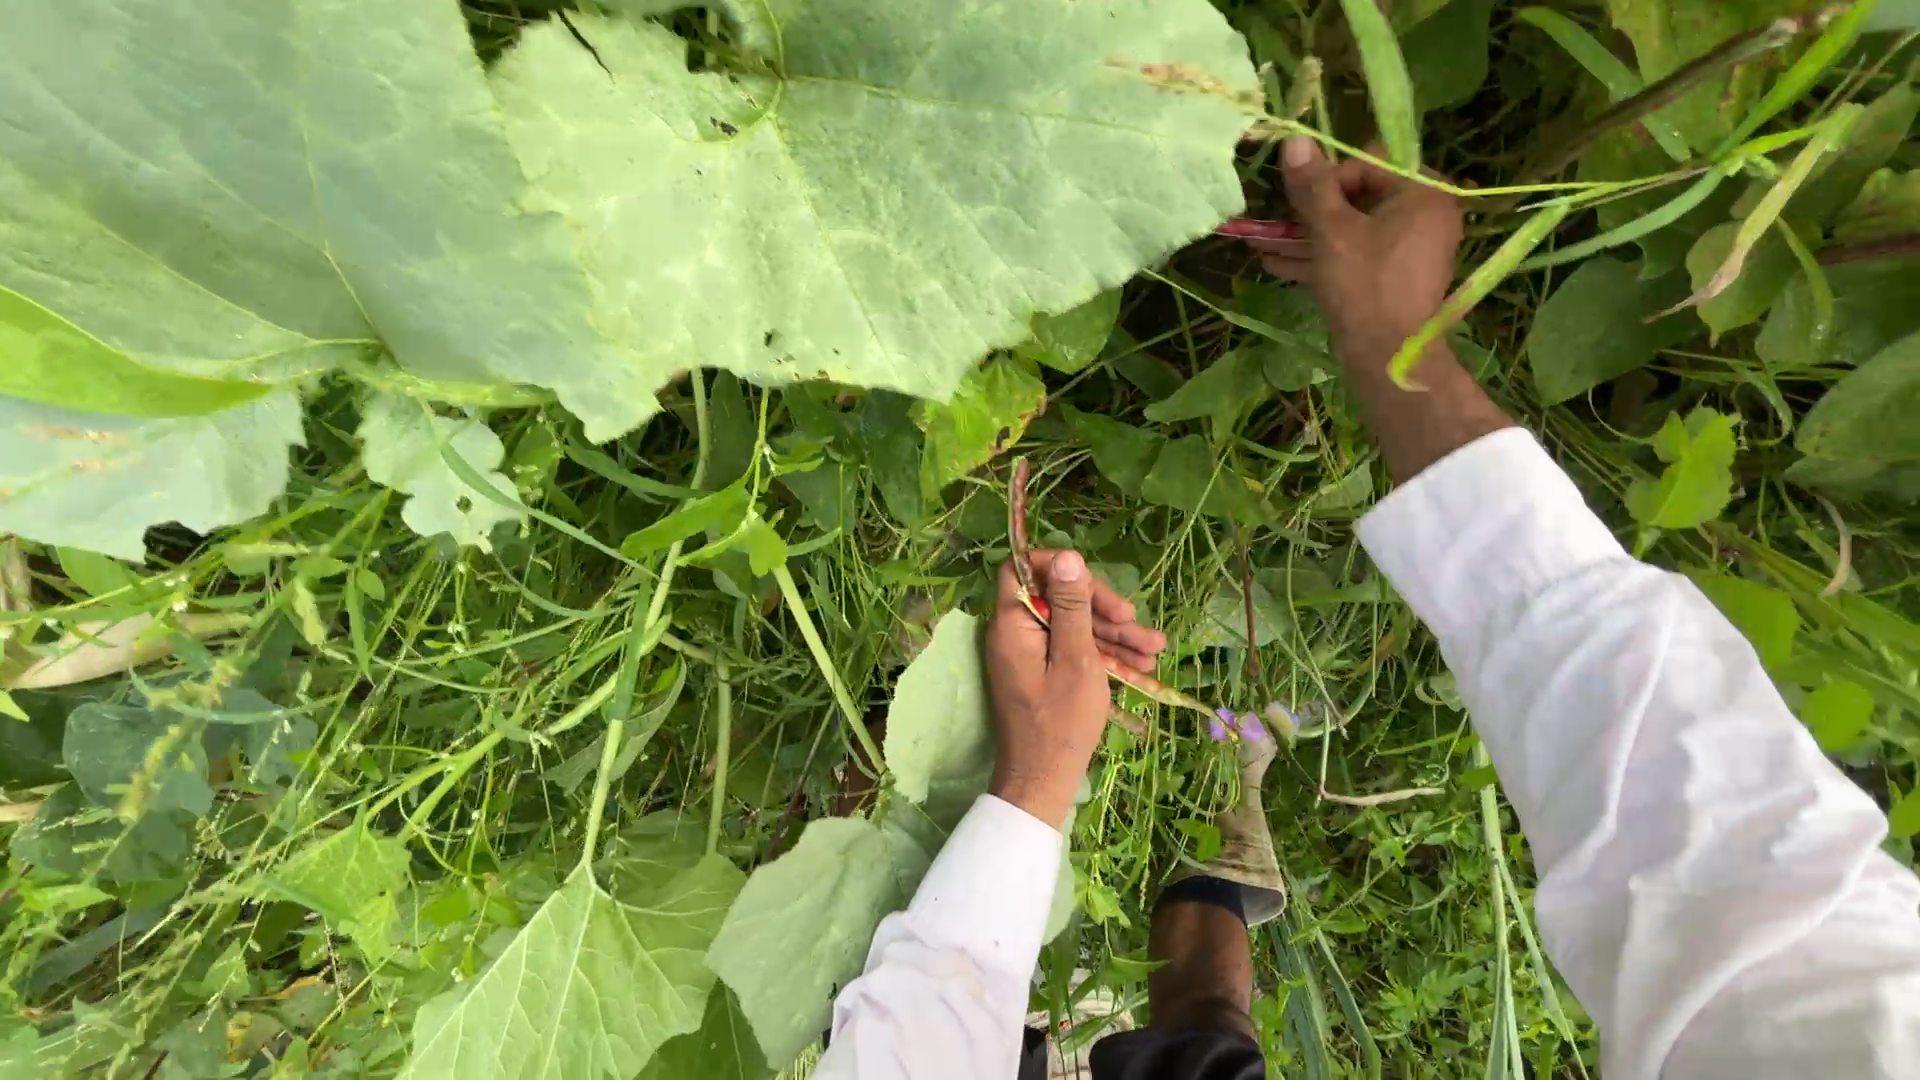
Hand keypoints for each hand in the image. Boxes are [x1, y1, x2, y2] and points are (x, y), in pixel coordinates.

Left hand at [984, 549, 1165, 827]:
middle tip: (1137, 624)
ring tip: (1155, 650)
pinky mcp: (1045, 671)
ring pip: (1073, 626)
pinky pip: (1073, 649)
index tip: (1092, 580)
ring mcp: (1031, 653)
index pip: (1022, 570)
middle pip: (1058, 598)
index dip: (1056, 566)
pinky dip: (1104, 654)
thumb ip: (1072, 607)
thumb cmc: (1060, 721)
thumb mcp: (1075, 659)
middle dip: (1101, 609)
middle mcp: (1016, 633)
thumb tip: (1067, 556)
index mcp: (1012, 624)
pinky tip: (1142, 666)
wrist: (1044, 781)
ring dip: (1114, 635)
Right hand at [1244, 138, 1509, 482]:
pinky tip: (1278, 265)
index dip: (1329, 178)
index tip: (1300, 205)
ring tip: (1262, 246)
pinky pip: (1356, 255)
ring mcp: (1411, 246)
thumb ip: (1312, 188)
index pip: (1370, 160)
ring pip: (1352, 230)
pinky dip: (1323, 258)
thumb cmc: (1364, 287)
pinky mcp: (1395, 275)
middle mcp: (1425, 211)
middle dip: (1309, 212)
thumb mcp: (1331, 233)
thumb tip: (1294, 141)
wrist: (1388, 355)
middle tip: (1273, 224)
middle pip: (1358, 196)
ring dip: (1306, 238)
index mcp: (1423, 190)